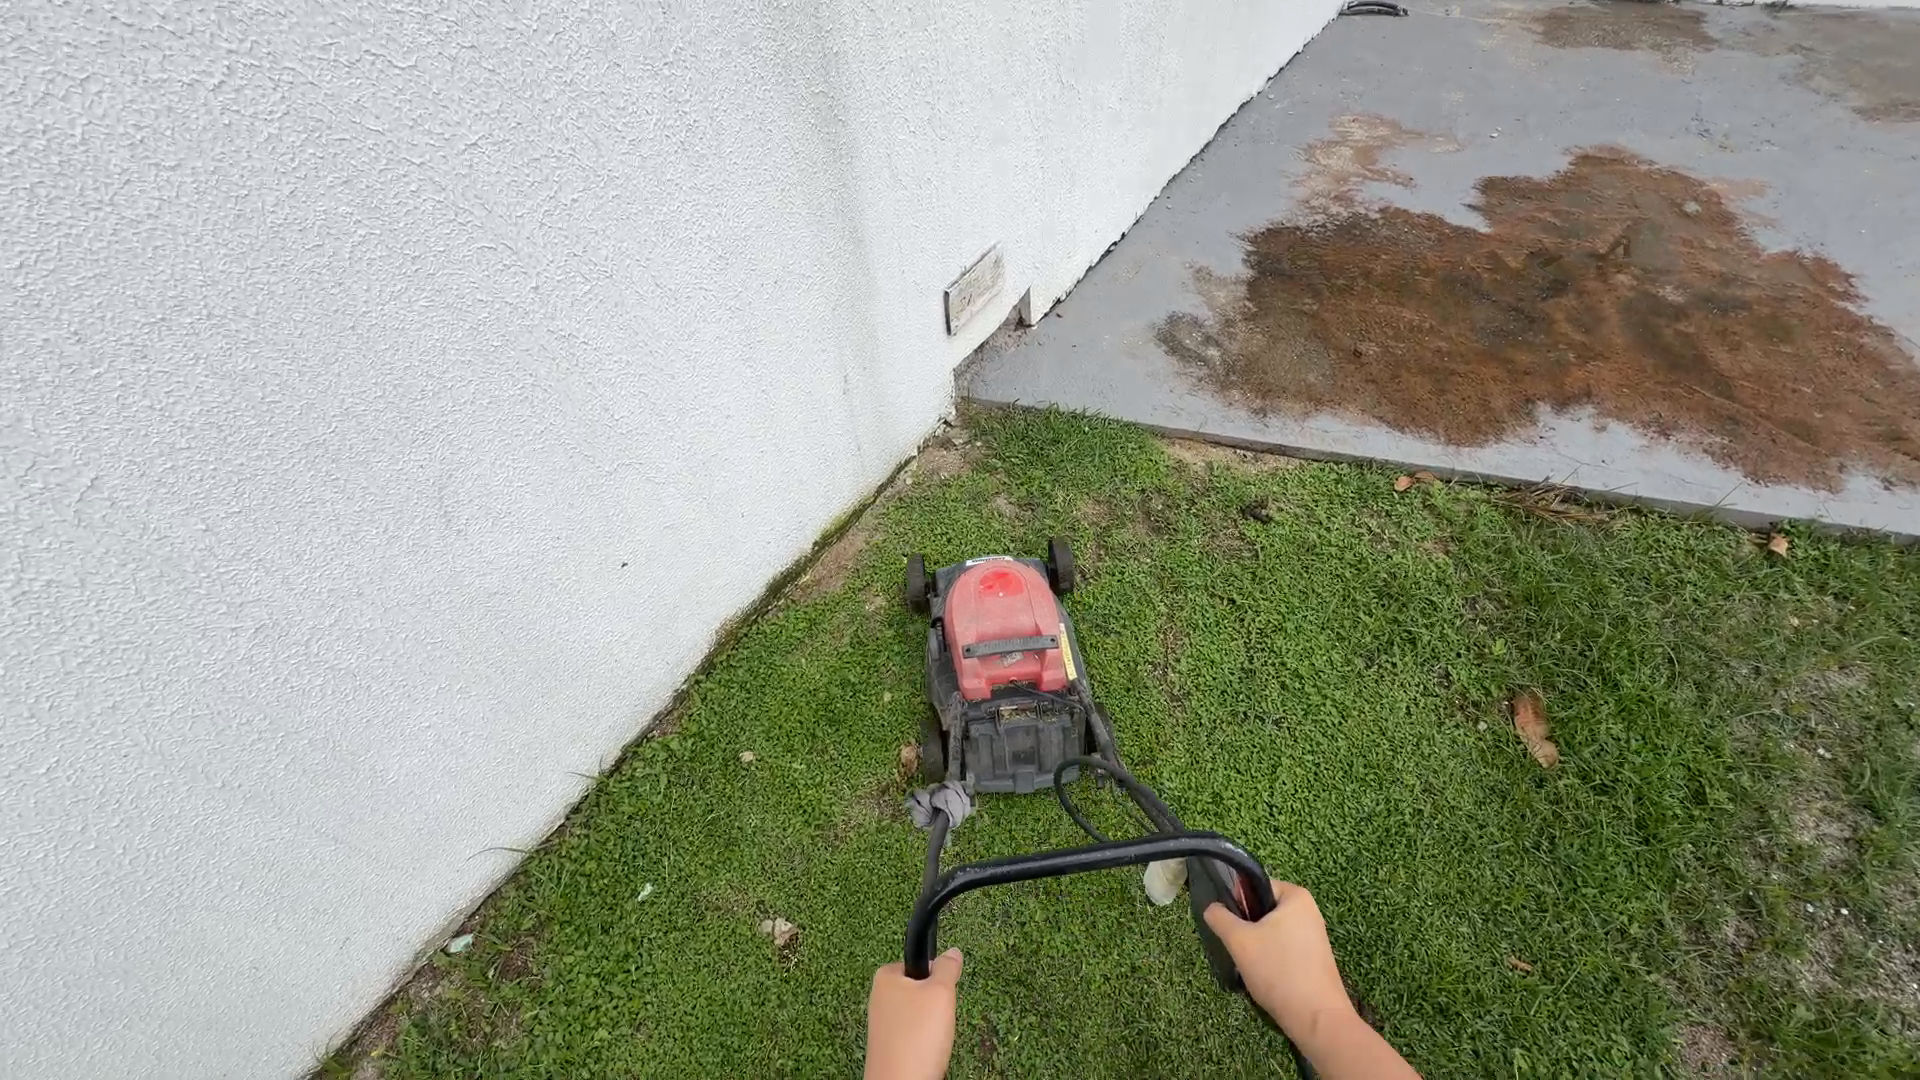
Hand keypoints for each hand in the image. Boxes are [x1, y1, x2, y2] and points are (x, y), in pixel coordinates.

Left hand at [864, 948, 962, 1079]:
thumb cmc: (917, 1037)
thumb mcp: (941, 992)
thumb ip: (948, 968)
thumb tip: (952, 952)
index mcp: (885, 976)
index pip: (919, 963)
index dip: (936, 976)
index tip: (942, 994)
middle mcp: (879, 998)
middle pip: (920, 990)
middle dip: (935, 1005)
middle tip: (939, 1019)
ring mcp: (883, 1025)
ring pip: (920, 1016)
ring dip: (932, 1028)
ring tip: (933, 1041)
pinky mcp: (888, 1048)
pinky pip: (914, 1037)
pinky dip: (924, 1044)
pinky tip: (927, 1054)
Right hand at [1206, 882, 1420, 1078]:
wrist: (1317, 1021)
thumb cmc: (1278, 970)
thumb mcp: (1238, 940)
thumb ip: (1219, 917)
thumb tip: (1212, 908)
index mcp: (1296, 896)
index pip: (1255, 886)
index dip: (1238, 903)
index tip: (1231, 926)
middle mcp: (1310, 912)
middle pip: (1263, 910)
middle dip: (1248, 928)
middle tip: (1240, 947)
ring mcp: (1315, 938)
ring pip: (1272, 932)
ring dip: (1257, 946)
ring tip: (1252, 965)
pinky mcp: (1315, 960)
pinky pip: (1284, 949)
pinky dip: (1272, 960)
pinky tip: (1266, 977)